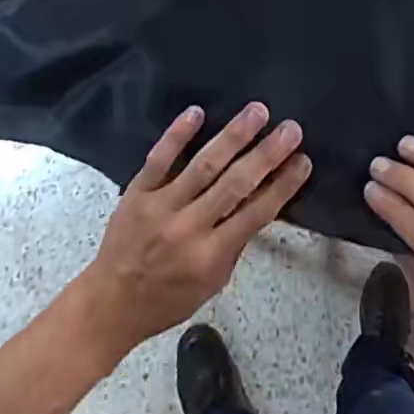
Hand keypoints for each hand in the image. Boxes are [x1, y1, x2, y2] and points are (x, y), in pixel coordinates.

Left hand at [71, 102, 311, 358]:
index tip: (303, 160)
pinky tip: (196, 112)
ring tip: (257, 111)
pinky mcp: (137, 192)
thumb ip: (235, 242)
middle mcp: (189, 227)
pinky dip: (177, 134)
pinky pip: (159, 158)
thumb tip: (261, 201)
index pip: (257, 213)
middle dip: (267, 154)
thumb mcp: (212, 282)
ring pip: (203, 165)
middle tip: (291, 128)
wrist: (111, 302)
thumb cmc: (168, 297)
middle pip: (235, 183)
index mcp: (211, 255)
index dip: (283, 185)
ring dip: (233, 135)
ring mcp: (161, 206)